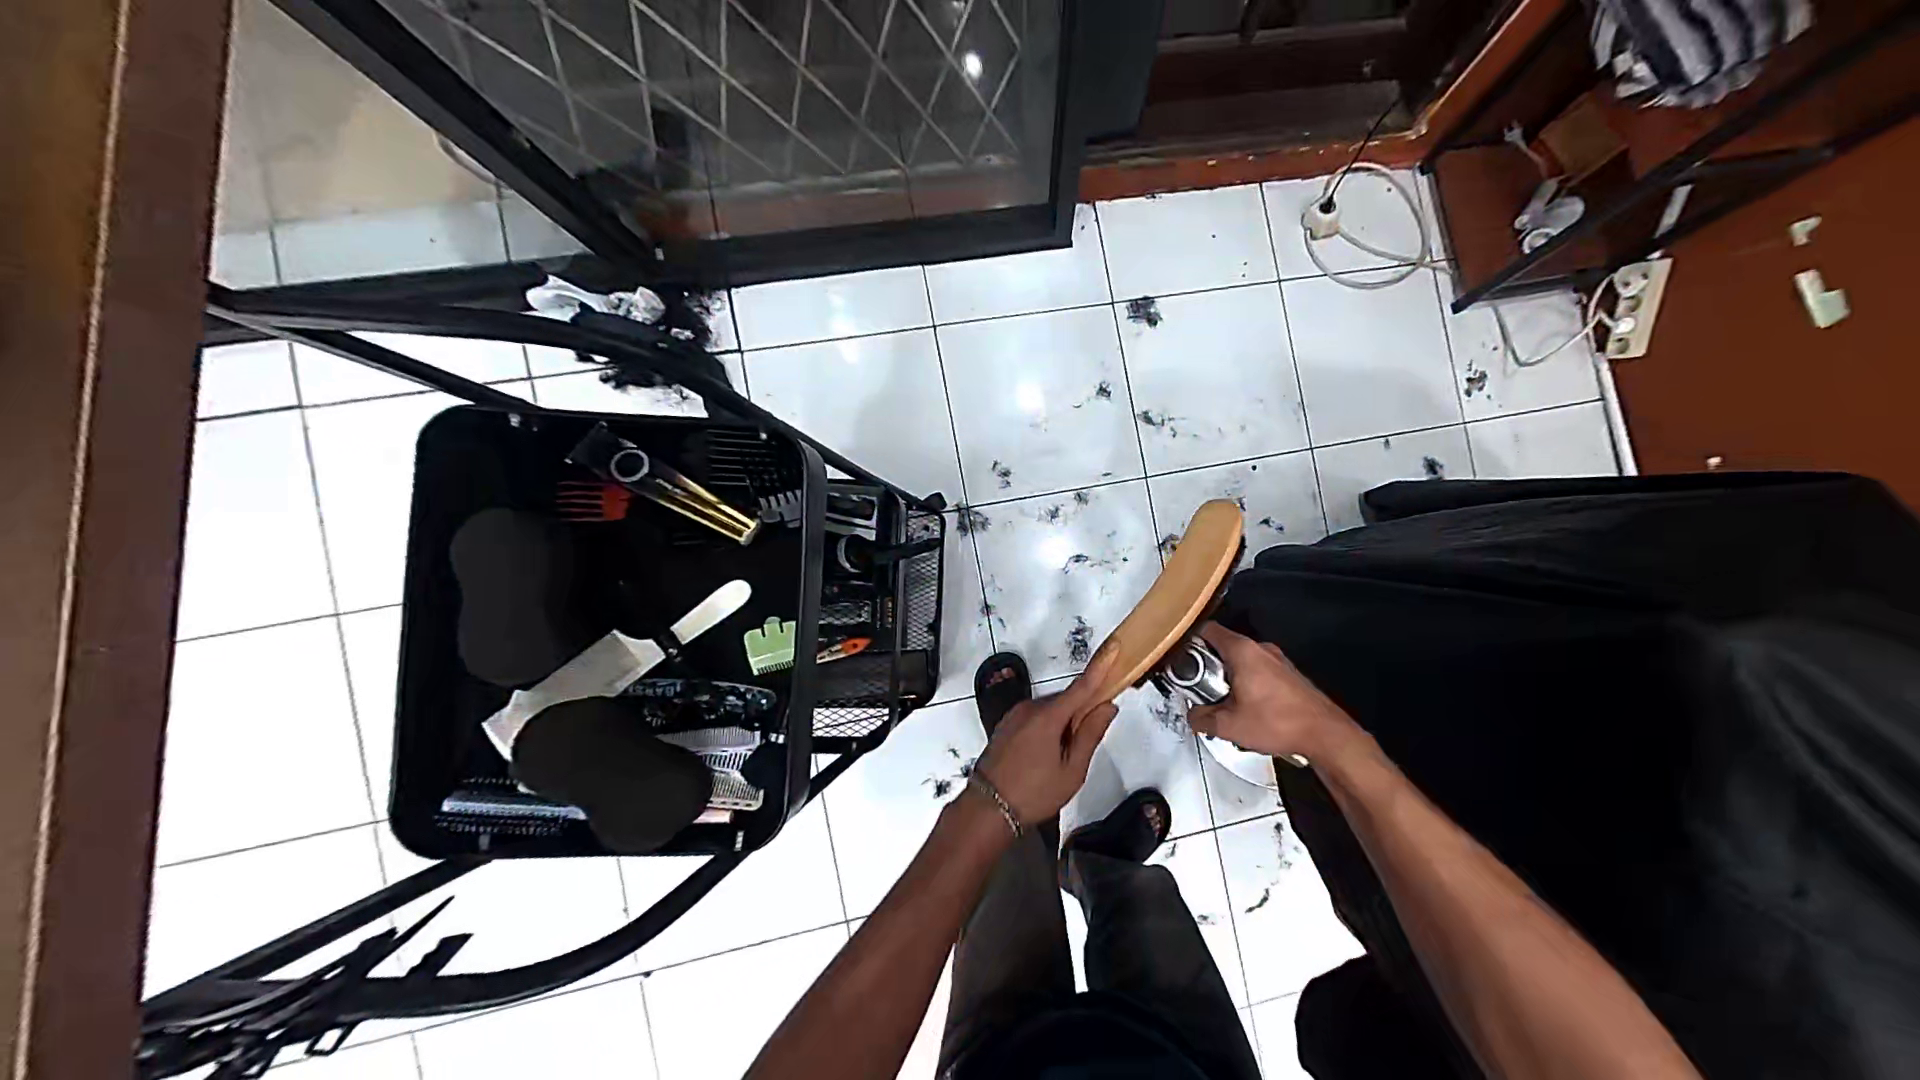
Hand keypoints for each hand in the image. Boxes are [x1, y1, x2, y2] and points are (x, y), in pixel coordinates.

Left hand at [972, 645, 1120, 824]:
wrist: (988, 808)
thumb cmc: (1031, 793)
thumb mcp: (1071, 770)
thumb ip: (1090, 734)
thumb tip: (1106, 707)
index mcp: (1047, 717)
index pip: (1082, 686)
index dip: (1101, 667)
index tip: (1114, 647)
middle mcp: (1029, 708)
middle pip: (1067, 700)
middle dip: (1081, 714)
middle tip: (1082, 747)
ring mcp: (1015, 715)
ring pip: (1051, 710)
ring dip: (1063, 725)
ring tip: (1058, 761)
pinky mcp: (1007, 724)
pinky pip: (1036, 717)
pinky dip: (1047, 728)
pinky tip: (1044, 756)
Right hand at [1187, 622, 1363, 763]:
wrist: (1326, 735)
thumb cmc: (1279, 723)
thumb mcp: (1228, 726)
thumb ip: (1201, 718)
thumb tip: (1193, 715)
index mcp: (1242, 651)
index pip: (1207, 630)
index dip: (1189, 641)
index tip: (1180, 658)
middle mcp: (1260, 649)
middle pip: (1223, 646)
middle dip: (1208, 666)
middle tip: (1202, 689)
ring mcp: (1277, 660)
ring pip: (1241, 660)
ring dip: (1229, 677)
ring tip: (1226, 704)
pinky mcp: (1288, 674)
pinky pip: (1258, 671)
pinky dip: (1248, 683)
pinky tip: (1249, 709)